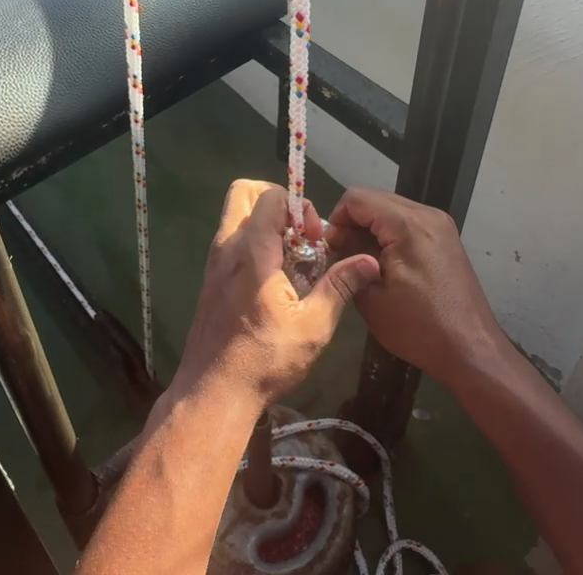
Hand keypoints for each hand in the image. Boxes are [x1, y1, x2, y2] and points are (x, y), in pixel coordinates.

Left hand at [172, 180, 380, 410]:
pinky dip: (254, 242)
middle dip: (277, 202)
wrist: (214, 391)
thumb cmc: (265, 359)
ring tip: (291, 260)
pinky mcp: (211, 278)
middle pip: (245, 192)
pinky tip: (275, 280)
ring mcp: (215, 261)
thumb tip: (370, 261)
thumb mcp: (313, 325)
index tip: (313, 241)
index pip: (271, 196)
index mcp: (252, 250)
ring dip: (266, 223)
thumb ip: (340, 286)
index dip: (298, 207)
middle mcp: (227, 246)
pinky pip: (232, 240)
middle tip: (299, 236)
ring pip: (237, 215)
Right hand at [325, 188, 503, 386]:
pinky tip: (383, 262)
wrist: (471, 350)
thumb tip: (337, 240)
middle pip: (375, 199)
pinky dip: (389, 234)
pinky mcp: (445, 238)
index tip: (329, 247)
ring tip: (360, 260)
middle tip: (340, 254)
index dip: (336, 219)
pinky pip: (407, 222)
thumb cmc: (418, 327)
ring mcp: (440, 225)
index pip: (357, 198)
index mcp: (408, 224)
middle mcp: (427, 214)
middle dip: (352, 222)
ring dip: (370, 228)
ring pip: (390, 209)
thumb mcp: (371, 296)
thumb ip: (349, 258)